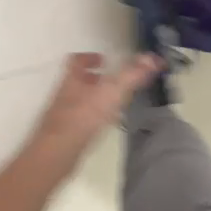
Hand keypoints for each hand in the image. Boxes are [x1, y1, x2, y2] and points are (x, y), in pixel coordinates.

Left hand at [18, 52, 163, 175]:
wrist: (57, 153)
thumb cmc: (83, 118)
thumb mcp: (111, 93)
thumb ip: (131, 75)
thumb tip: (152, 58)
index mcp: (72, 79)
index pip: (77, 61)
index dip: (89, 57)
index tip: (103, 59)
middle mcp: (64, 94)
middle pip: (78, 81)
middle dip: (95, 79)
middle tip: (113, 83)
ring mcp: (62, 114)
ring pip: (79, 100)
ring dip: (95, 99)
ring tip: (114, 104)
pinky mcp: (64, 133)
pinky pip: (80, 119)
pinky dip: (92, 118)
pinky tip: (104, 126)